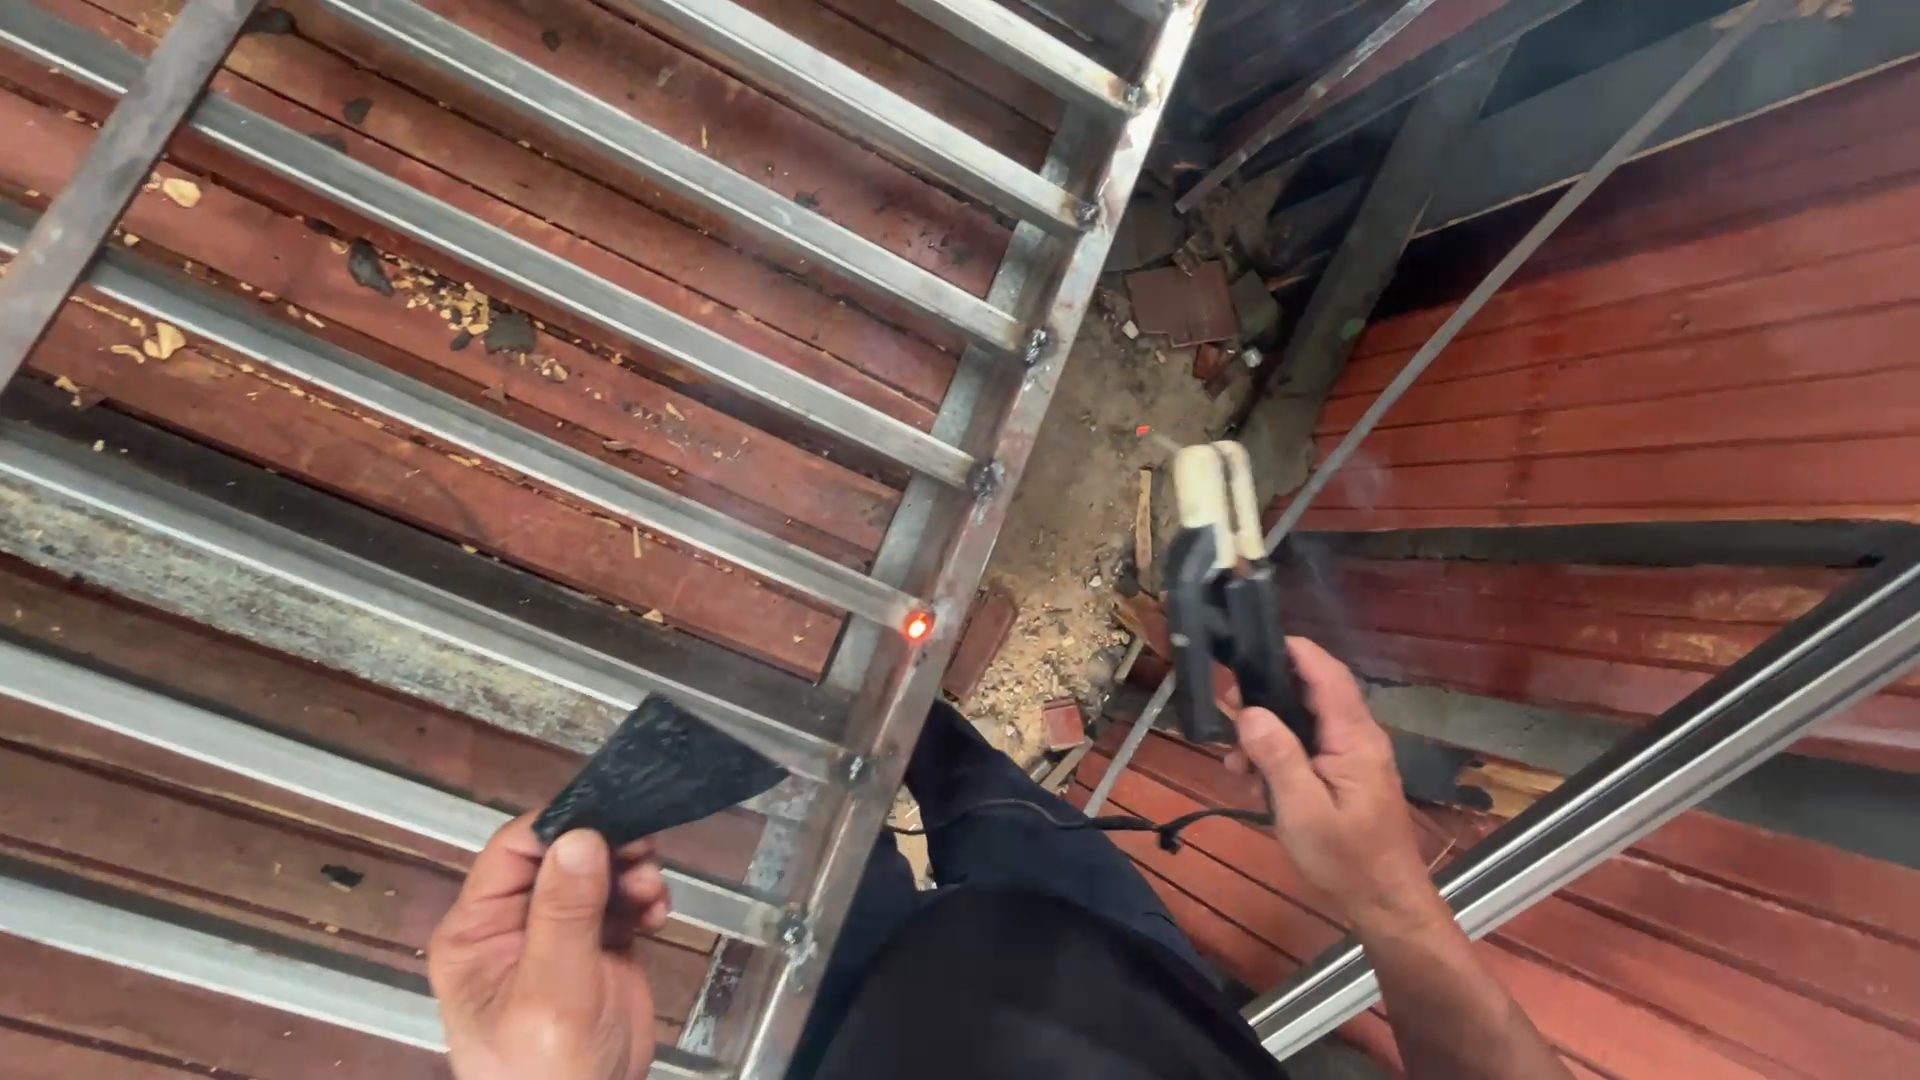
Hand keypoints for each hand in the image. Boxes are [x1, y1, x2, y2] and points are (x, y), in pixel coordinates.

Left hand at [429, 815, 672, 1079]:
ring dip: (632, 871)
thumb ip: (565, 913)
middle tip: (645, 856)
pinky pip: (622, 896)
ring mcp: (558, 932)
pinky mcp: (599, 942)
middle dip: (608, 848)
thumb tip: (580, 835)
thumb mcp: (553, 991)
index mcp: (479, 930)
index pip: (514, 850)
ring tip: (653, 895)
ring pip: (598, 869)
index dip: (563, 828)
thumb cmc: (551, 1069)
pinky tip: (659, 916)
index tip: (614, 823)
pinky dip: (645, 896)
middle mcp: (514, 922)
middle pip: (562, 852)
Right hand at [1228, 638, 1438, 929]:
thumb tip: (1248, 711)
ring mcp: (1351, 757)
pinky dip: (1276, 758)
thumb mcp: (1302, 809)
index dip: (1295, 650)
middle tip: (1226, 704)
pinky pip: (1305, 749)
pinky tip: (1254, 784)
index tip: (1255, 641)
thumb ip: (1277, 756)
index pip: (1327, 674)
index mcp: (1354, 738)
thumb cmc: (1346, 858)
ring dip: (1266, 735)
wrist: (1384, 904)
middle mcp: (1356, 738)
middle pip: (1310, 693)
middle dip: (1266, 695)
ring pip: (1302, 723)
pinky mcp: (1343, 775)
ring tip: (1236, 762)